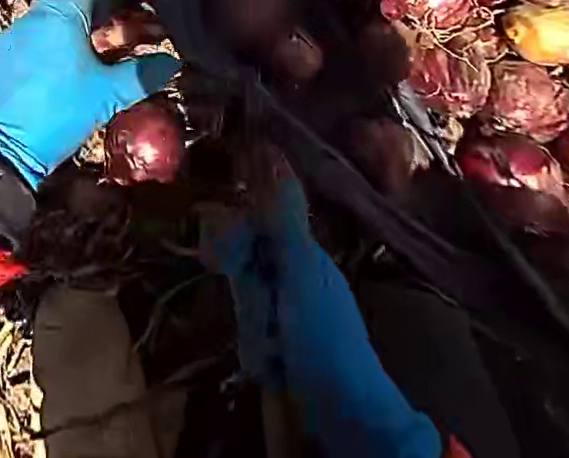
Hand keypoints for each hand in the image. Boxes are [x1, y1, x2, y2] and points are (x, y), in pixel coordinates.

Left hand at [0, 0, 180, 187]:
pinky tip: (65, 53)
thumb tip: (173, 62)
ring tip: (94, 31)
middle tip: (116, 5)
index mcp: (59, 17)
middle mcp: (32, 18)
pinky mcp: (0, 56)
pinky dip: (52, 33)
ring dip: (72, 15)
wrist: (8, 151)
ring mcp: (11, 36)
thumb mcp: (109, 94)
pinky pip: (31, 31)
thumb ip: (143, 74)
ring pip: (47, 13)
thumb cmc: (63, 112)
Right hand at [203, 168, 441, 457]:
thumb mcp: (301, 274)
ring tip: (280, 354)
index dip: (230, 239)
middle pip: (240, 269)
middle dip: (249, 300)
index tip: (221, 260)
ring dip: (254, 333)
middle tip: (273, 324)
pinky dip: (259, 358)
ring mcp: (284, 310)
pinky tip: (278, 371)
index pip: (246, 223)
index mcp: (299, 248)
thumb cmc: (327, 337)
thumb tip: (273, 152)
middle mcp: (290, 271)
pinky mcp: (278, 343)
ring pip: (242, 306)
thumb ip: (282, 219)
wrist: (347, 416)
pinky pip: (249, 338)